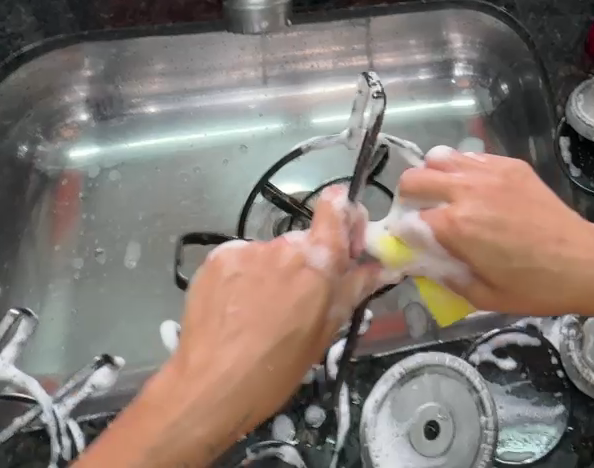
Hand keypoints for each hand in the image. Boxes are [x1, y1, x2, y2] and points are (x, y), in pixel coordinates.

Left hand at [162, 190, 378, 443]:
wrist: (209, 388)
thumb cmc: (276, 369)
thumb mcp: (326, 333)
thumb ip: (354, 289)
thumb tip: (384, 266)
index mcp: (320, 259)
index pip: (338, 206)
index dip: (346, 218)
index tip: (346, 248)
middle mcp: (287, 243)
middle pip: (304, 241)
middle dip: (306, 265)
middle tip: (296, 302)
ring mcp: (250, 248)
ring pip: (271, 254)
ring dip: (272, 274)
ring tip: (258, 313)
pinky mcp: (219, 257)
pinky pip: (241, 260)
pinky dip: (242, 279)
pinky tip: (234, 309)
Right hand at [395, 148, 593, 315]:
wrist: (582, 260)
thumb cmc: (533, 286)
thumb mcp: (482, 295)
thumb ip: (443, 275)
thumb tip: (419, 262)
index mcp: (456, 226)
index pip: (408, 221)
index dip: (402, 233)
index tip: (407, 242)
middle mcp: (467, 190)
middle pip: (415, 178)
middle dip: (408, 198)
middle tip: (419, 216)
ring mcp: (490, 172)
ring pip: (440, 157)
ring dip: (432, 176)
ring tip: (443, 196)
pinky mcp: (510, 164)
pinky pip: (471, 156)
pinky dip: (462, 168)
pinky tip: (474, 189)